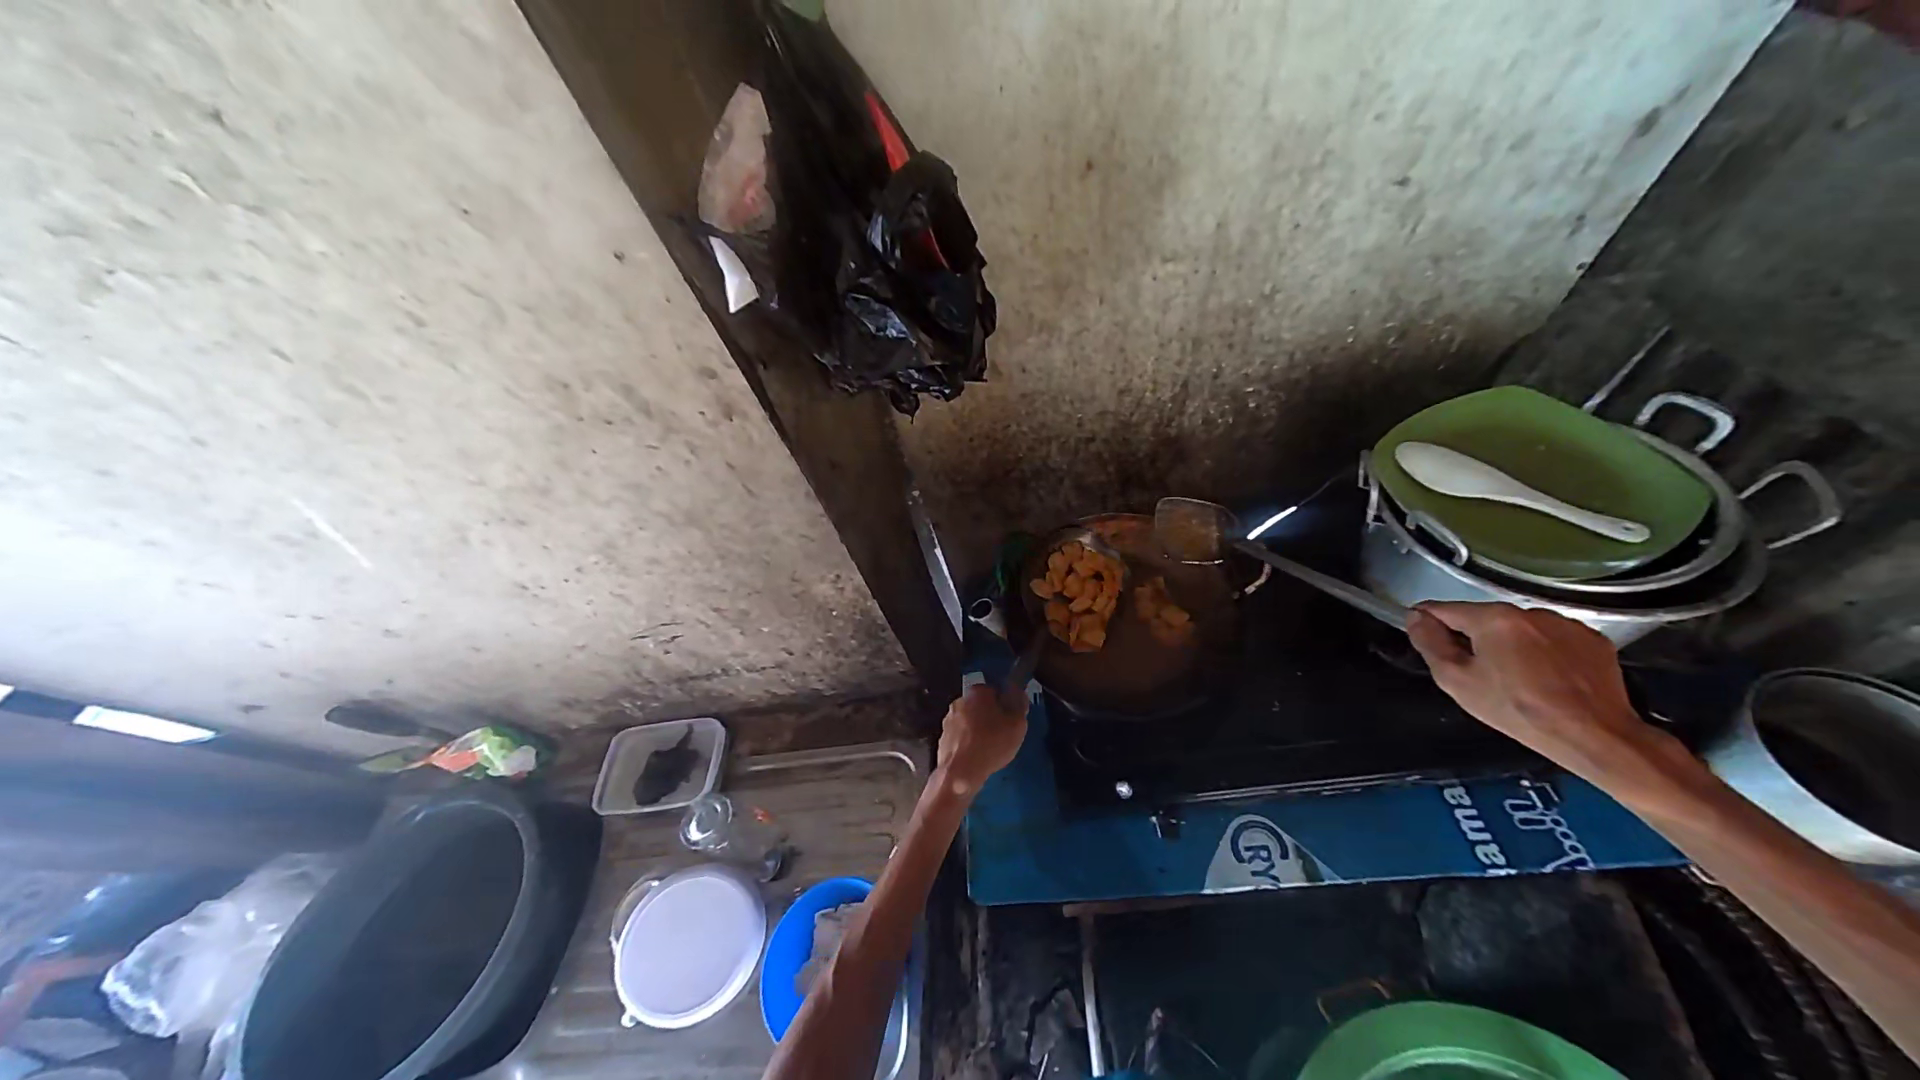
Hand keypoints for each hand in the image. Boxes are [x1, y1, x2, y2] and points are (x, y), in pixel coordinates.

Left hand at [935, 682, 1028, 795]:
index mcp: (977, 692)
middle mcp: (959, 701)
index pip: (995, 691)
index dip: (1005, 704)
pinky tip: (976, 756)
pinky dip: (967, 744)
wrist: (961, 772)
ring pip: (969, 722)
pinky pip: (960, 737)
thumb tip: (1017, 692)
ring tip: (989, 748)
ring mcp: (948, 720)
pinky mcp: (942, 739)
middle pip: (980, 706)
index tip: (1011, 719)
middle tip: (1002, 734)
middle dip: (990, 716)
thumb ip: (1019, 704)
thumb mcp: (1017, 724)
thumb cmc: (992, 743)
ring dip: (977, 730)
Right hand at [1407, 602, 1676, 790]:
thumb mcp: (1456, 680)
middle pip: (1484, 619)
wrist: (1594, 735)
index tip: (1424, 639)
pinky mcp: (1593, 641)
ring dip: (1509, 643)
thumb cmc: (1515, 708)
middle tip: (1473, 671)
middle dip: (1473, 638)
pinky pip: (1552, 639)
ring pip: (1520, 628)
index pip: (1445, 609)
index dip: (1427, 622)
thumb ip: (1429, 643)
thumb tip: (1417, 618)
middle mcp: (1530, 612)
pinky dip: (1543, 652)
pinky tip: (1546, 677)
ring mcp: (1566, 624)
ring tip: (1515, 677)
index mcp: (1493, 618)